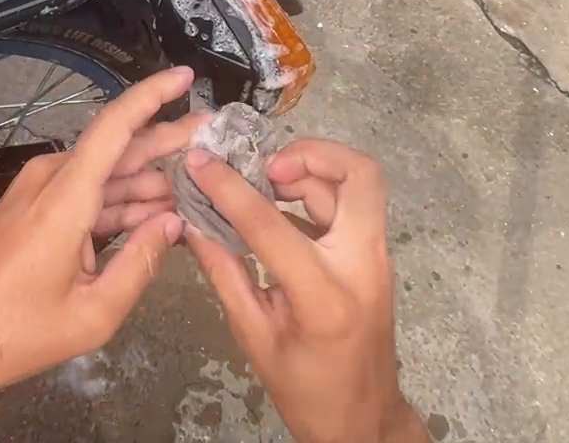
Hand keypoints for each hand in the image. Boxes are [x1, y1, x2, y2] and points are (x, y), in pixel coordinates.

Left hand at [0, 67, 203, 433]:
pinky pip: (87, 193)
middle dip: (166, 140)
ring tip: (192, 186)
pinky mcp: (35, 206)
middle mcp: (52, 178)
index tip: (184, 77)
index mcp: (66, 195)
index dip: (153, 95)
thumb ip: (140, 264)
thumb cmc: (16, 331)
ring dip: (146, 179)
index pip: (116, 125)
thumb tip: (174, 224)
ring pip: (105, 173)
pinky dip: (120, 201)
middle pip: (119, 147)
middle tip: (209, 134)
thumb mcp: (92, 313)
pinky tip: (153, 213)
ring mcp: (40, 190)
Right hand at [184, 139, 426, 442]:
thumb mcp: (254, 337)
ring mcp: (377, 258)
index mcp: (325, 295)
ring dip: (310, 171)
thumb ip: (224, 273)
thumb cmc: (307, 391)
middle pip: (358, 174)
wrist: (366, 425)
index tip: (200, 162)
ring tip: (266, 183)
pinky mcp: (375, 255)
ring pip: (356, 183)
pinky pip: (351, 204)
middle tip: (266, 167)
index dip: (229, 187)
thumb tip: (191, 220)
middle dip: (310, 153)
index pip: (271, 222)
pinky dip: (315, 191)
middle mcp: (363, 264)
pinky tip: (280, 206)